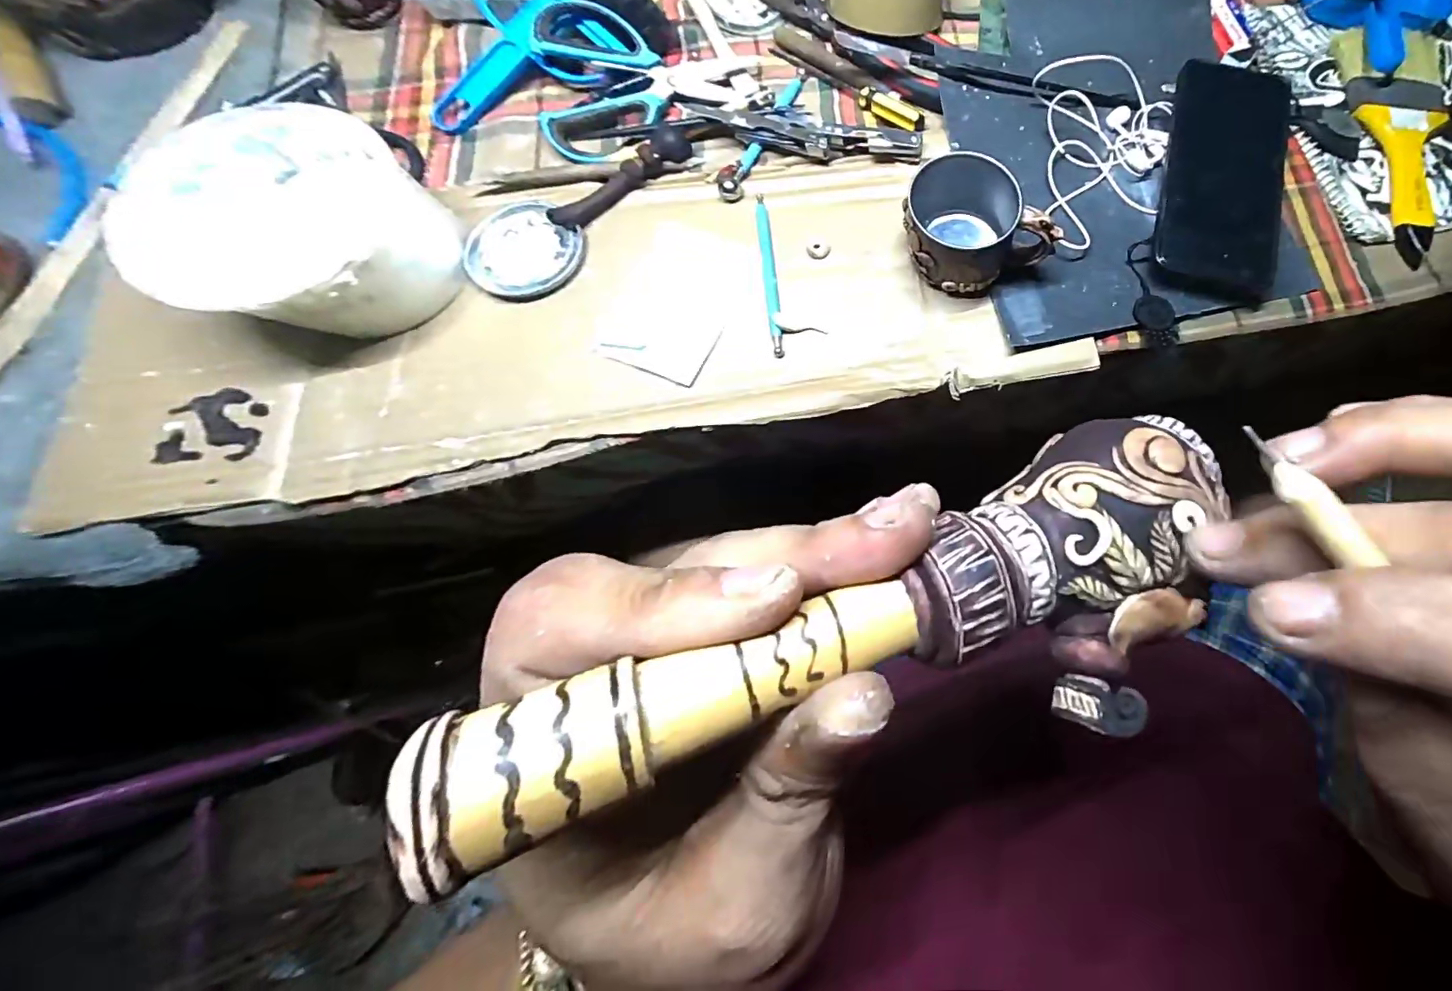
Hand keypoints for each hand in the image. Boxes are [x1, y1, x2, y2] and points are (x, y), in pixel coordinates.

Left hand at [482, 485, 940, 990]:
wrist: (683, 921)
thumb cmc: (671, 929)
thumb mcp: (731, 904)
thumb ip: (785, 800)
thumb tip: (864, 694)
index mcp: (541, 734)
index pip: (562, 623)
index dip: (666, 600)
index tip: (776, 598)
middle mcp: (595, 651)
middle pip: (675, 571)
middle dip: (790, 556)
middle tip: (889, 539)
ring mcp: (665, 623)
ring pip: (736, 555)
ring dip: (828, 546)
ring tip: (910, 522)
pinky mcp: (725, 617)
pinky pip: (779, 573)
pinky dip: (842, 561)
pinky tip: (896, 536)